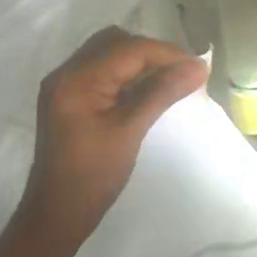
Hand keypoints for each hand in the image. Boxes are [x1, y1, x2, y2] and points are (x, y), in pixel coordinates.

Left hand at [18, 27, 207, 245]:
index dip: (166, 53)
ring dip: (139, 62)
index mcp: (76, 79)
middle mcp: (64, 74)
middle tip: (183, 73)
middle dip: (151, 53)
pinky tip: (146, 92)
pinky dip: (124, 75)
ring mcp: (63, 86)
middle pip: (114, 43)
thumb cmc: (93, 176)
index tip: (199, 67)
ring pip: (106, 55)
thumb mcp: (129, 131)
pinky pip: (99, 73)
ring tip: (169, 80)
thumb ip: (161, 93)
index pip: (127, 49)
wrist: (57, 212)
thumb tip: (197, 66)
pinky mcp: (67, 100)